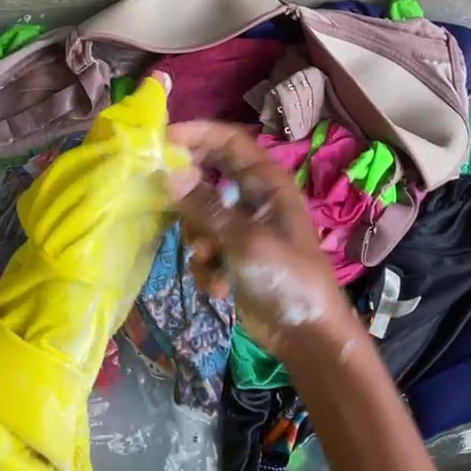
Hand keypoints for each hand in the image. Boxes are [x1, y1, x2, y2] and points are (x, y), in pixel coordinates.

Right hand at [165, 119, 355, 356]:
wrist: (308, 336)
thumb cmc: (286, 277)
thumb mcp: (244, 239)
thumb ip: (205, 206)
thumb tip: (168, 174)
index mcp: (267, 180)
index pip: (228, 140)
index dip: (196, 133)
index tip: (162, 138)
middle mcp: (254, 196)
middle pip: (209, 174)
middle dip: (188, 191)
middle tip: (162, 195)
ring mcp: (243, 226)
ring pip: (200, 214)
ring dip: (198, 239)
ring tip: (210, 260)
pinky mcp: (233, 255)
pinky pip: (204, 247)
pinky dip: (206, 267)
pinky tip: (220, 288)